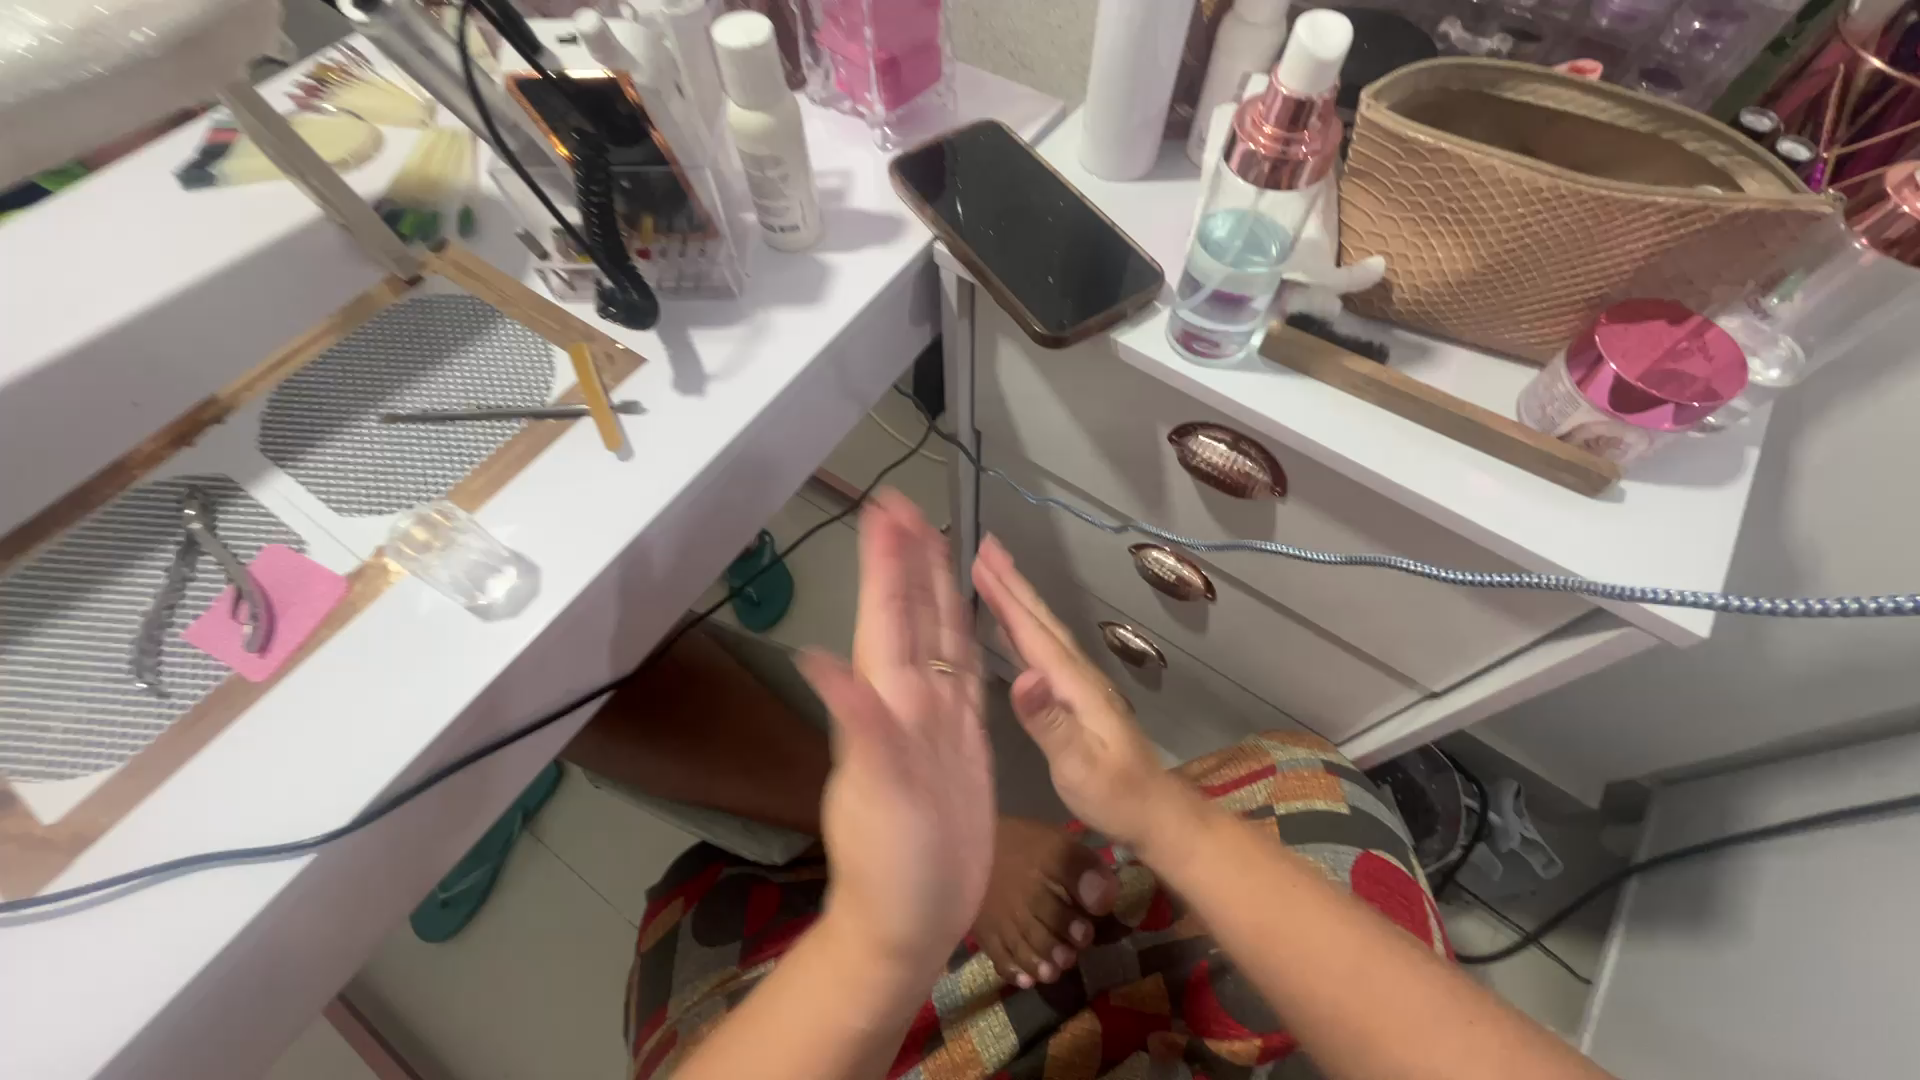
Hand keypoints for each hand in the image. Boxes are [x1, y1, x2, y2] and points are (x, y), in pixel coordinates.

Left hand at [798, 491, 993, 974]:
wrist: (912, 917)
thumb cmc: (889, 862)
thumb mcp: (872, 794)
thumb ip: (856, 722)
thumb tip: (816, 655)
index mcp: (887, 700)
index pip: (887, 616)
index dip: (887, 562)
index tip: (886, 508)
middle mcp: (909, 698)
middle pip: (913, 615)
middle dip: (908, 559)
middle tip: (908, 506)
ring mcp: (938, 717)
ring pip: (939, 636)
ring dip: (935, 588)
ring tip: (937, 543)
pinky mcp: (965, 739)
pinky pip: (967, 673)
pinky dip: (965, 637)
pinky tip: (966, 616)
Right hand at [971, 535, 1198, 851]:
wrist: (1155, 811)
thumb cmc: (1116, 794)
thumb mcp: (1079, 766)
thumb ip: (1050, 722)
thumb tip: (1024, 676)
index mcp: (1074, 684)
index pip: (1035, 632)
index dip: (1007, 597)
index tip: (982, 559)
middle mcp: (1077, 674)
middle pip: (1040, 620)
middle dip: (1012, 582)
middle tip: (987, 545)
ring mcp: (1078, 683)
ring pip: (1043, 630)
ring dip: (1018, 598)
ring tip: (995, 571)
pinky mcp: (1075, 696)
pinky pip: (1042, 649)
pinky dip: (1023, 628)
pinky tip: (1012, 627)